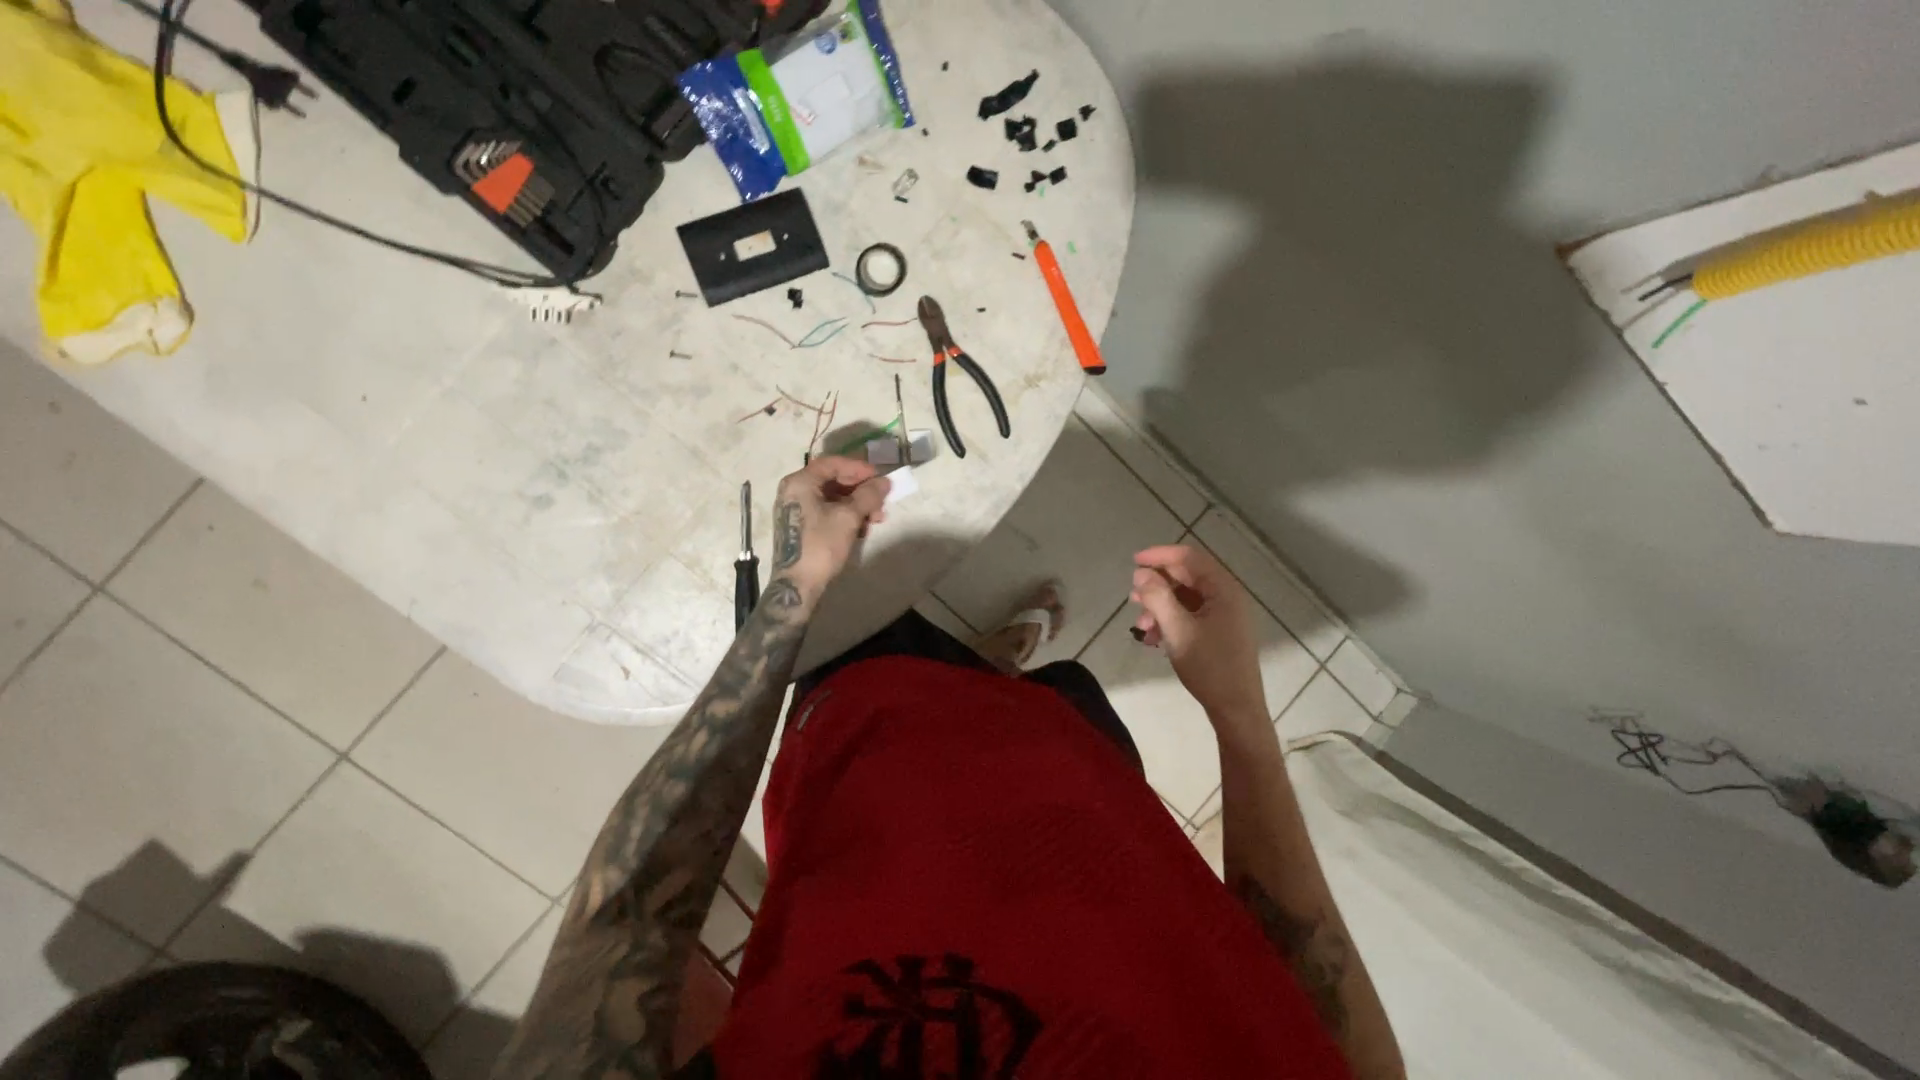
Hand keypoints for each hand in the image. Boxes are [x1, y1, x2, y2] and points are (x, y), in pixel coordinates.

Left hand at [769, 457, 890, 606]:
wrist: (797, 585)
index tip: (879, 478)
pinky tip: (862, 528)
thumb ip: (868, 495)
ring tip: (876, 519)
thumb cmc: (821, 545)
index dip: (858, 468)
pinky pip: (826, 512)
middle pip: (833, 480)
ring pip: (832, 498)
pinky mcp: (800, 526)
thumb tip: (885, 481)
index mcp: (799, 482)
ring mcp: (795, 510)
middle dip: (860, 490)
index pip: (832, 463)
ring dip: (856, 505)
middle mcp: (794, 491)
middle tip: (881, 501)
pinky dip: (845, 516)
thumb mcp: (848, 517)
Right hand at [1131, 545, 1265, 720]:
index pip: (1189, 557)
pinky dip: (1170, 621)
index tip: (1133, 561)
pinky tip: (1153, 639)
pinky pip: (1191, 616)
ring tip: (1140, 625)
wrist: (1236, 708)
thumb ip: (1158, 597)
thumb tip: (1141, 573)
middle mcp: (1227, 597)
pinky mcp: (1220, 633)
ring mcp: (1225, 616)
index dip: (1160, 555)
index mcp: (1224, 590)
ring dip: (1160, 606)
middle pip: (1187, 577)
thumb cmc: (1209, 666)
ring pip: (1186, 599)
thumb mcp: (1177, 630)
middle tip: (1133, 598)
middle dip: (1157, 585)